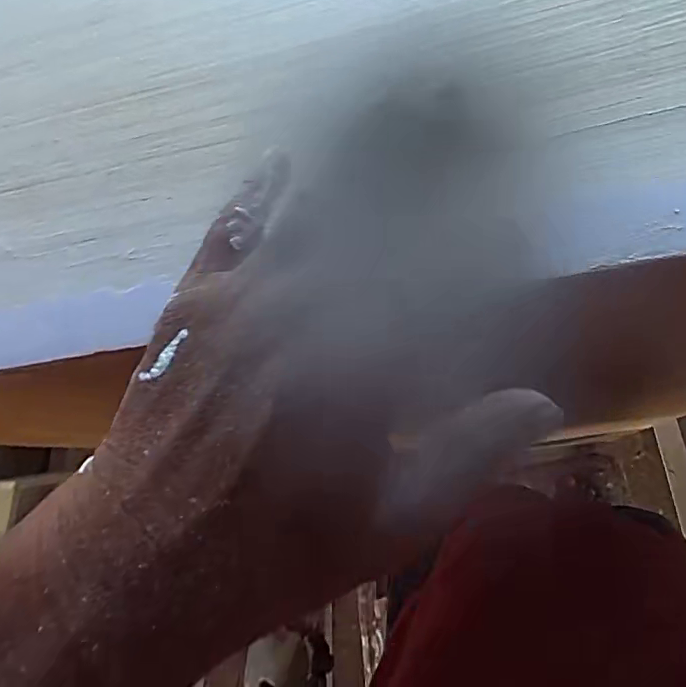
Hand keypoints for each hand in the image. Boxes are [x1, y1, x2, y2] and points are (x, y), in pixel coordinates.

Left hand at [62, 151, 563, 678]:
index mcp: (358, 373)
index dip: (472, 250)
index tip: (502, 223)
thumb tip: (541, 404)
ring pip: (301, 222)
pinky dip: (254, 194)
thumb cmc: (273, 553)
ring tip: (379, 130)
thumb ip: (467, 455)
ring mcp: (237, 302)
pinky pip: (227, 231)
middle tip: (447, 139)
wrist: (145, 556)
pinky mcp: (190, 300)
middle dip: (413, 188)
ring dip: (343, 177)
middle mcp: (299, 319)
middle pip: (368, 235)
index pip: (432, 287)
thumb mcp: (386, 524)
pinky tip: (277, 162)